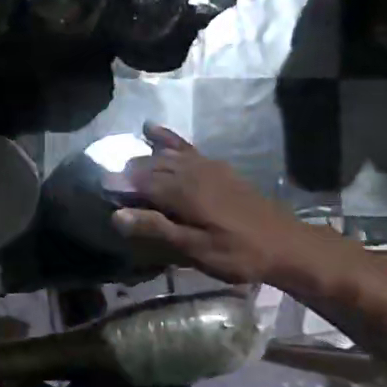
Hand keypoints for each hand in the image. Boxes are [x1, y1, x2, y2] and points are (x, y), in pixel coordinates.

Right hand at [112, 122, 308, 284]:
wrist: (286, 245)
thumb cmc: (238, 253)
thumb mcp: (194, 248)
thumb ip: (156, 228)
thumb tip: (116, 215)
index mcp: (183, 192)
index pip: (140, 181)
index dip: (119, 184)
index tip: (100, 189)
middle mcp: (192, 172)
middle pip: (151, 164)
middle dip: (129, 170)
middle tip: (112, 183)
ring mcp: (207, 166)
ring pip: (167, 153)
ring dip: (144, 156)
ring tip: (126, 160)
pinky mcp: (218, 168)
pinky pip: (186, 147)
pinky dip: (168, 138)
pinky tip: (156, 133)